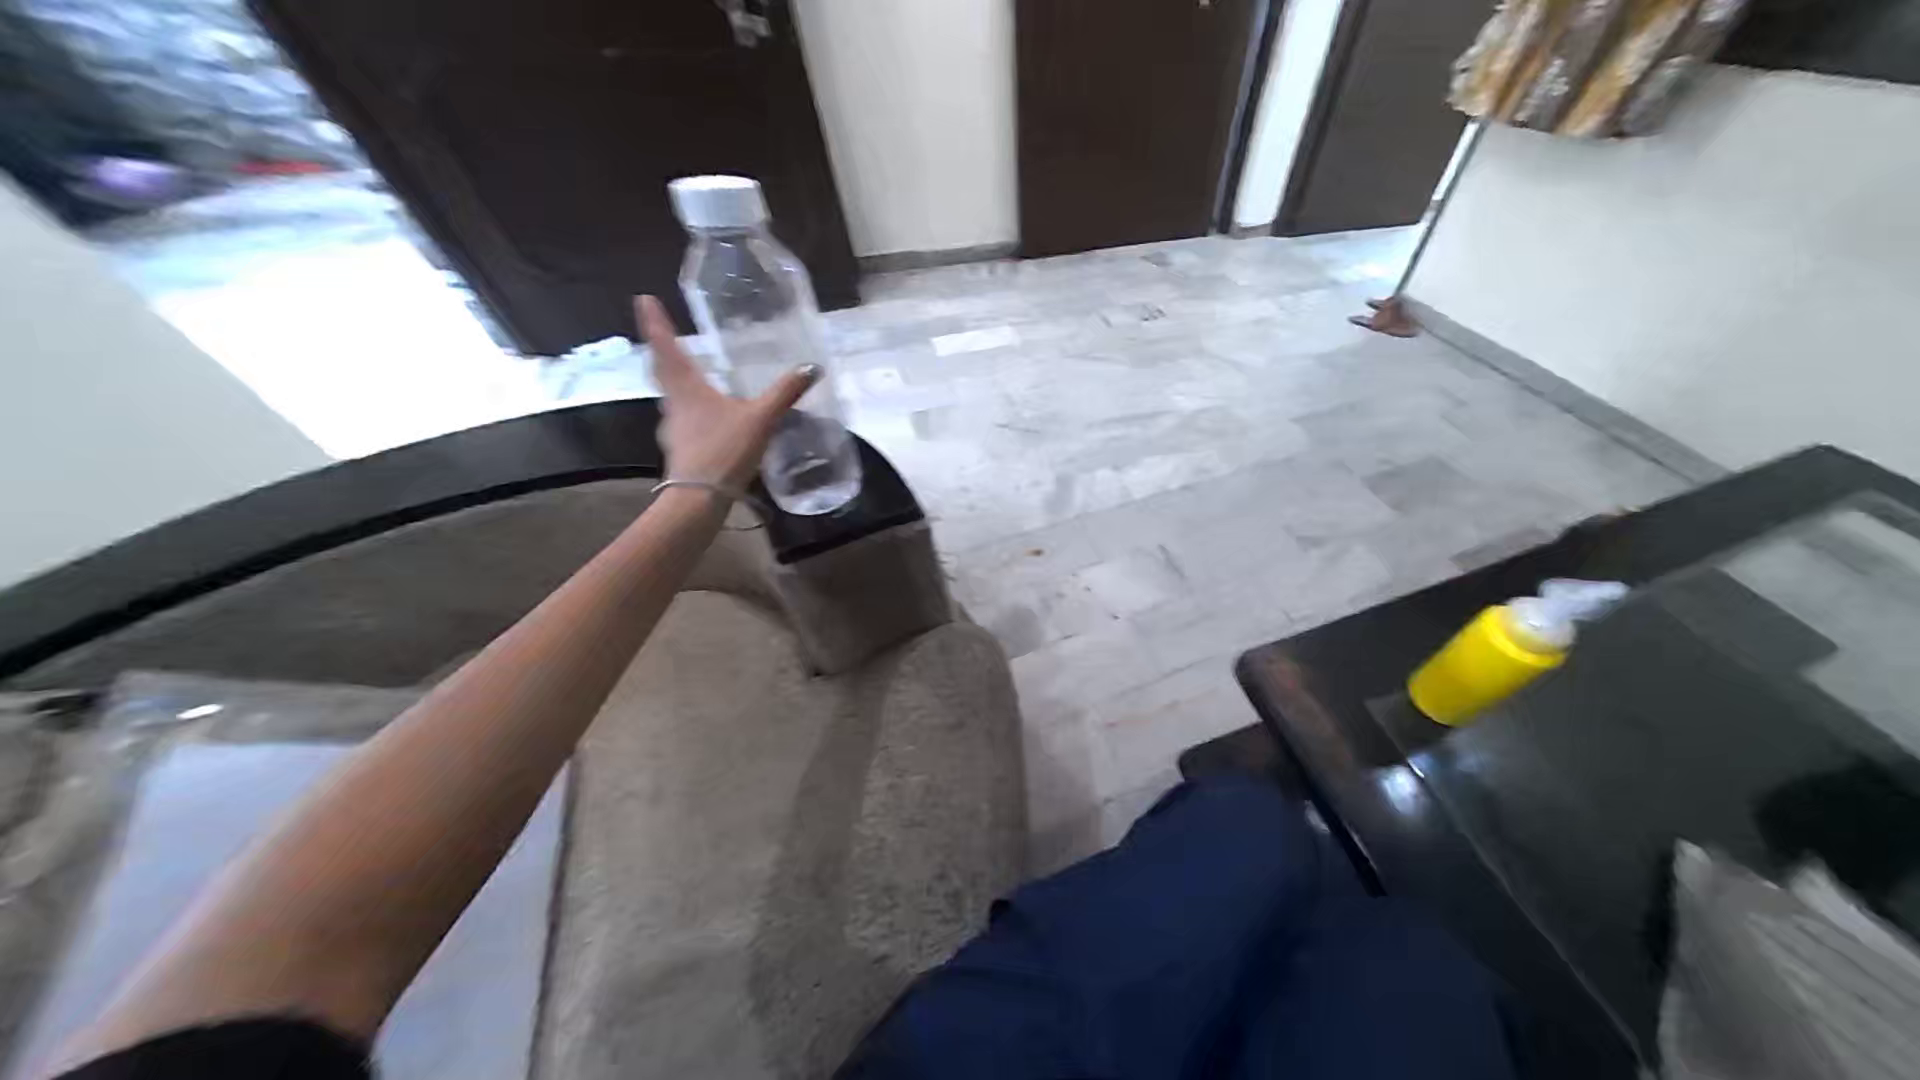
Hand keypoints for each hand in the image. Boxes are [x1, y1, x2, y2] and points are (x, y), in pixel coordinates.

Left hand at [637, 295, 818, 489]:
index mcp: (688, 389)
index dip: (656, 323)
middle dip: (662, 350)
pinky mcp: (680, 449)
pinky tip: (705, 418)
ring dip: (675, 381)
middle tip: (663, 334)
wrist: (699, 499)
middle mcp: (674, 404)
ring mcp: (673, 428)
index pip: (667, 347)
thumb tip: (812, 368)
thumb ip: (785, 393)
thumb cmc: (724, 451)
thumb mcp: (760, 419)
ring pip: (671, 396)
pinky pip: (682, 419)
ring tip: (689, 374)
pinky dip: (689, 409)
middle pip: (662, 370)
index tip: (643, 300)